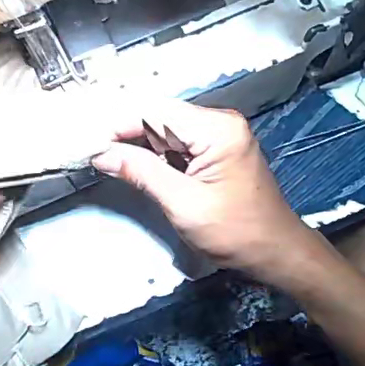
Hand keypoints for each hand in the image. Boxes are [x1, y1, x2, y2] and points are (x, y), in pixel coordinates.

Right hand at [91, 100, 330, 287]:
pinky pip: (177, 144)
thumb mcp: (182, 203)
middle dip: (125, 133)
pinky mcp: (216, 151)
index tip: (87, 140)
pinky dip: (154, 154)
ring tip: (103, 156)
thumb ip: (141, 172)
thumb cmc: (236, 232)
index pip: (155, 112)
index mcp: (217, 128)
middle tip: (90, 149)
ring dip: (137, 144)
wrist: (276, 253)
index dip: (118, 124)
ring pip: (165, 130)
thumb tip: (102, 153)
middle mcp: (219, 123)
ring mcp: (219, 135)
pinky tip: (131, 164)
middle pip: (160, 117)